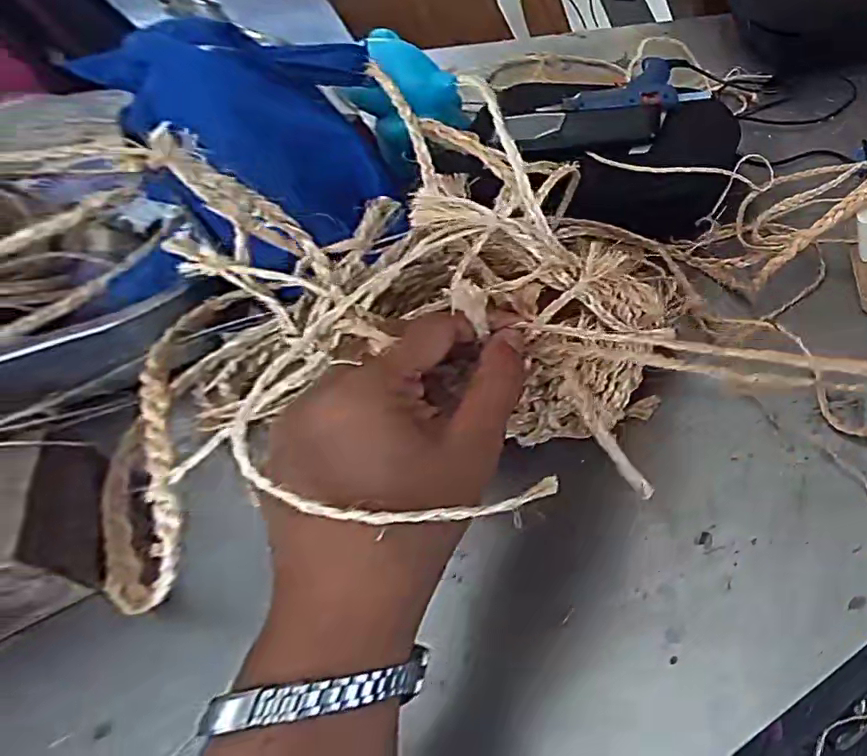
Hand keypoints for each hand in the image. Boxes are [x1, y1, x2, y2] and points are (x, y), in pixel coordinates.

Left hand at [259, 314, 526, 650]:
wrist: (346, 601)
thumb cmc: (419, 515)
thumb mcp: (474, 442)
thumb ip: (498, 378)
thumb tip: (516, 334)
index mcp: (359, 386)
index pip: (432, 328)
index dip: (482, 328)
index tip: (517, 342)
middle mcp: (315, 392)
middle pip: (400, 350)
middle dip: (451, 360)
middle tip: (487, 389)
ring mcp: (292, 421)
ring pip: (375, 376)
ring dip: (421, 383)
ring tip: (451, 419)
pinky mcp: (286, 447)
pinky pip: (348, 404)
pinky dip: (387, 406)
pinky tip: (410, 441)